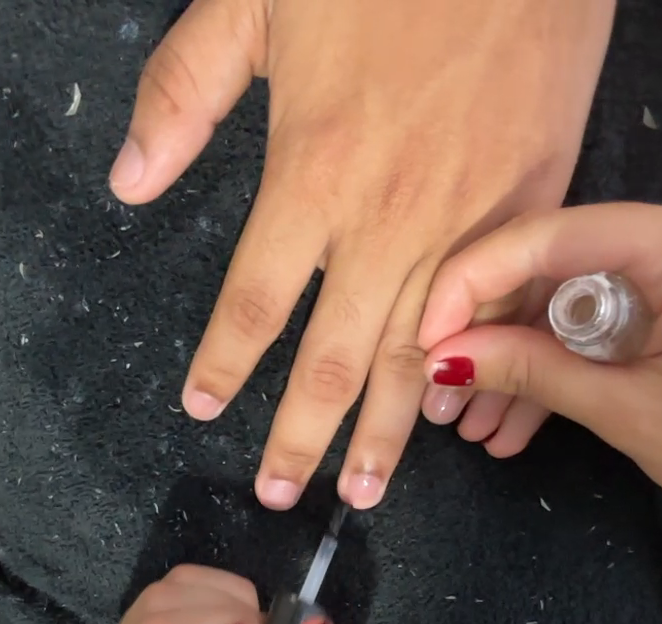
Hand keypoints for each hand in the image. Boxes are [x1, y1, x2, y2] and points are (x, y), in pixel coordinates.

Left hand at [110, 0, 613, 510]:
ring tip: (361, 492)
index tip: (203, 407)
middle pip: (333, 357)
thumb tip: (130, 181)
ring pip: (418, 357)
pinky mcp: (531, 213)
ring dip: (385, 434)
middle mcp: (388, 222)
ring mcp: (467, 227)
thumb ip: (184, 93)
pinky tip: (456, 423)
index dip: (226, 362)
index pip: (257, 301)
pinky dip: (478, 377)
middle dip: (303, 436)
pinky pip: (499, 319)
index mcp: (315, 172)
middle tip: (281, 493)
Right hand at [417, 196, 661, 558]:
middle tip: (441, 398)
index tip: (422, 341)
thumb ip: (530, 370)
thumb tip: (441, 358)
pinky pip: (616, 325)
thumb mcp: (626, 411)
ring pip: (581, 307)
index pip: (552, 237)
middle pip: (561, 272)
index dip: (472, 286)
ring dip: (527, 368)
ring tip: (473, 429)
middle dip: (496, 341)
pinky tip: (519, 426)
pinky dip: (572, 371)